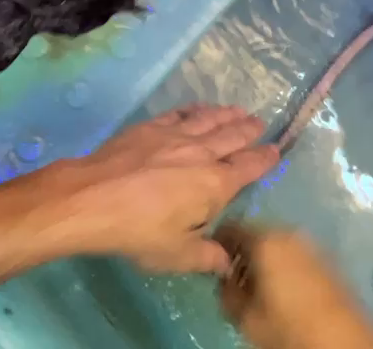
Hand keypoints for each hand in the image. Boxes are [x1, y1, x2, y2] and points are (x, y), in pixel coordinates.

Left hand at [21, 104, 278, 273]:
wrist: (95, 197)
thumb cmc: (140, 231)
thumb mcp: (178, 255)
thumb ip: (208, 256)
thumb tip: (229, 261)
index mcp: (214, 184)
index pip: (248, 168)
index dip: (265, 159)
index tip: (276, 150)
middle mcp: (200, 152)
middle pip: (231, 136)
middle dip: (248, 130)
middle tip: (260, 122)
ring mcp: (174, 135)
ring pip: (207, 119)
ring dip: (225, 114)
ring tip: (237, 110)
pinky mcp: (150, 126)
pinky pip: (179, 113)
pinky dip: (193, 110)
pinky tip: (196, 110)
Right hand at [215, 226, 372, 348]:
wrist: (347, 345)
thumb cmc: (290, 330)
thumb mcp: (248, 319)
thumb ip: (227, 294)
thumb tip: (223, 281)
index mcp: (265, 238)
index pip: (230, 228)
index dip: (217, 244)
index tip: (212, 261)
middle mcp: (289, 232)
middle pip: (256, 233)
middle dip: (243, 252)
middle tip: (235, 277)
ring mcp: (312, 244)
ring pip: (278, 243)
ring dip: (266, 258)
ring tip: (260, 287)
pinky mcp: (328, 260)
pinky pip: (297, 255)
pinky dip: (286, 265)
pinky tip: (285, 290)